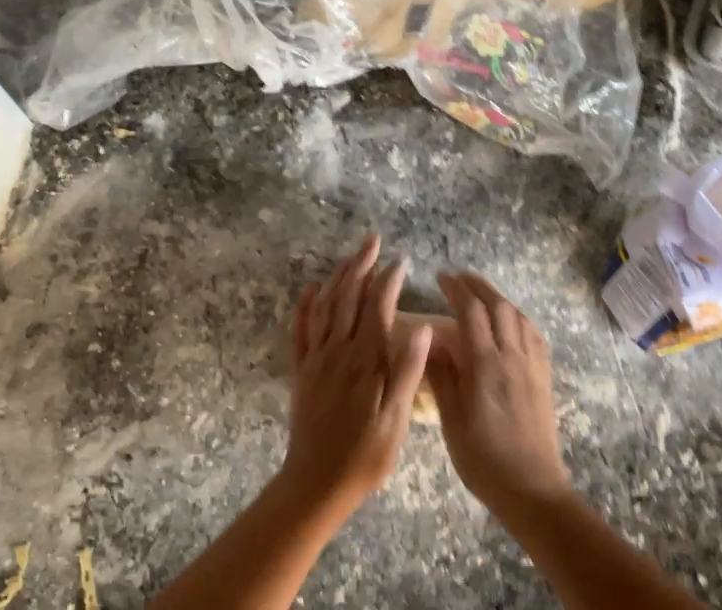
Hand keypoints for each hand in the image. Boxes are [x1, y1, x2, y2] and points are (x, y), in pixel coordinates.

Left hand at [282, 234, 432, 511]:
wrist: (316, 483)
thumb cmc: (366, 455)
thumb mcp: (396, 419)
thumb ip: (407, 371)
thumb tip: (421, 328)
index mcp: (366, 360)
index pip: (379, 306)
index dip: (390, 279)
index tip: (402, 260)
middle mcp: (338, 351)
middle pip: (348, 295)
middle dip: (361, 263)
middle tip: (372, 239)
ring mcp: (316, 359)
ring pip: (325, 305)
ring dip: (337, 276)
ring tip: (350, 255)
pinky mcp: (301, 371)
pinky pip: (300, 329)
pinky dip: (305, 305)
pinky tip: (311, 289)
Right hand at [426, 272, 571, 513]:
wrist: (531, 487)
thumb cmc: (482, 457)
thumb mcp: (451, 419)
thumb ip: (442, 374)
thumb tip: (430, 340)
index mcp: (485, 364)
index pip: (471, 311)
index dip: (455, 289)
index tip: (440, 276)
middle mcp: (513, 356)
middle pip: (498, 306)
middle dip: (478, 286)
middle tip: (458, 277)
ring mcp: (532, 365)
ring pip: (518, 316)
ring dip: (498, 298)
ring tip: (481, 294)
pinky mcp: (544, 376)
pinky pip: (533, 334)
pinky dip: (518, 317)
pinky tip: (510, 322)